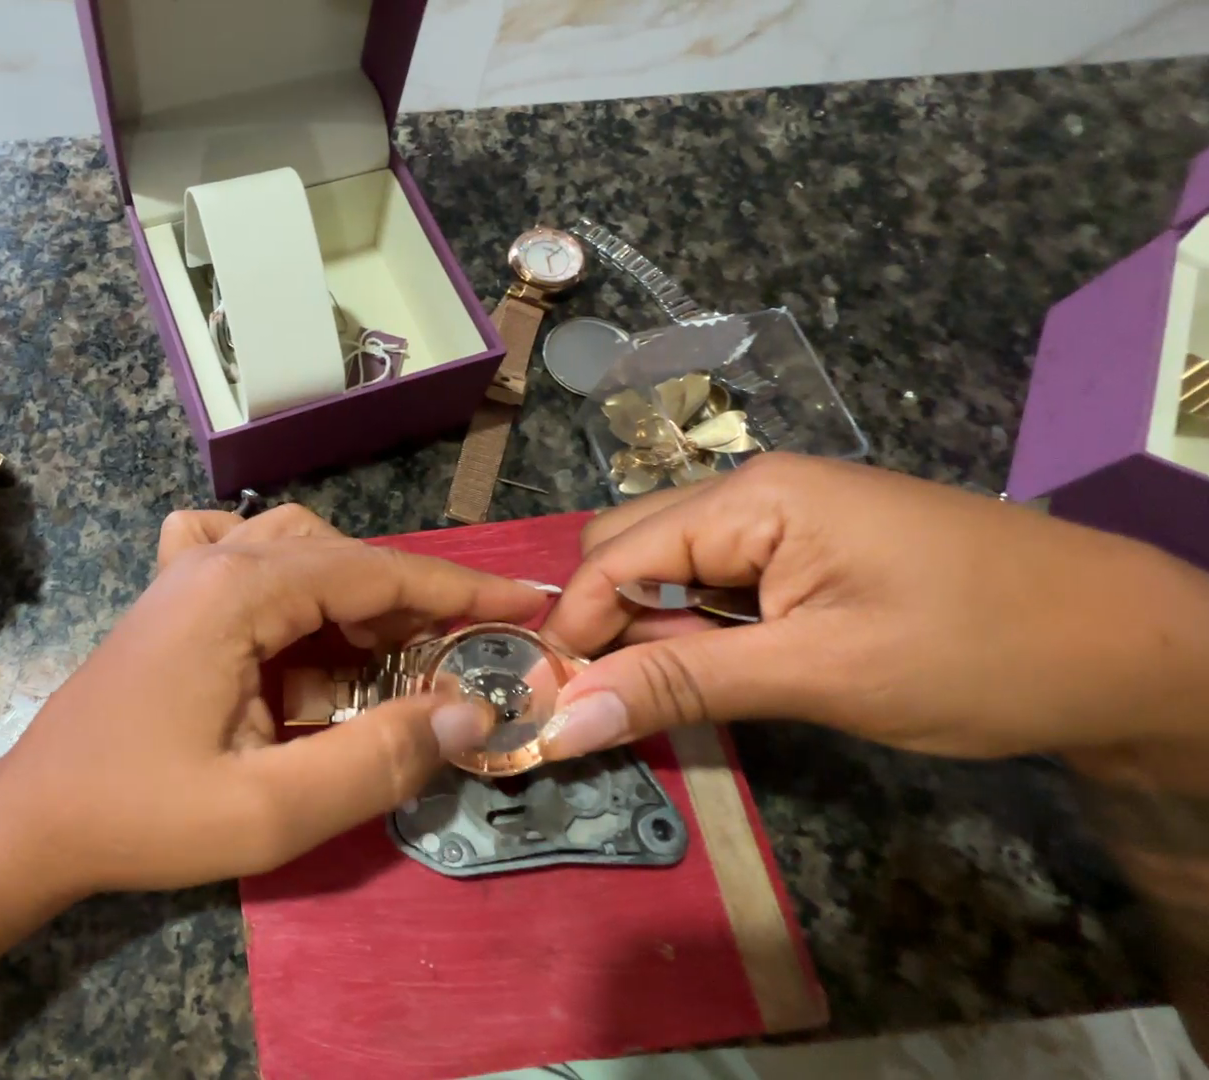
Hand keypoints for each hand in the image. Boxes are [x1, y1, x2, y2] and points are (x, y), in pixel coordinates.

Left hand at [0, 504, 550, 892]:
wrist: (34, 820)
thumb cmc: (144, 816)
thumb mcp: (272, 809)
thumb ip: (377, 758)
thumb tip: (467, 712)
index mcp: (239, 590)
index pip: (375, 571)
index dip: (460, 588)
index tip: (528, 603)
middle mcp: (213, 559)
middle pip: (338, 556)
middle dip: (404, 604)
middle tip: (445, 665)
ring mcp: (184, 572)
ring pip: (295, 552)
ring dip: (348, 600)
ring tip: (373, 664)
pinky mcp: (169, 597)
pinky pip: (239, 555)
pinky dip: (285, 580)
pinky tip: (287, 625)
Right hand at [537, 454, 1208, 764]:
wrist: (1152, 654)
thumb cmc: (986, 655)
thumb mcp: (819, 676)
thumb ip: (679, 687)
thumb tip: (564, 722)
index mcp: (751, 497)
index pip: (612, 558)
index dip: (576, 632)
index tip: (556, 706)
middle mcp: (751, 491)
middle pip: (624, 549)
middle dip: (610, 624)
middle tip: (634, 696)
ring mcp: (778, 516)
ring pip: (661, 566)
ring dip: (653, 629)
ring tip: (692, 686)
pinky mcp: (800, 548)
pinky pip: (709, 579)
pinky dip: (694, 626)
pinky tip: (727, 663)